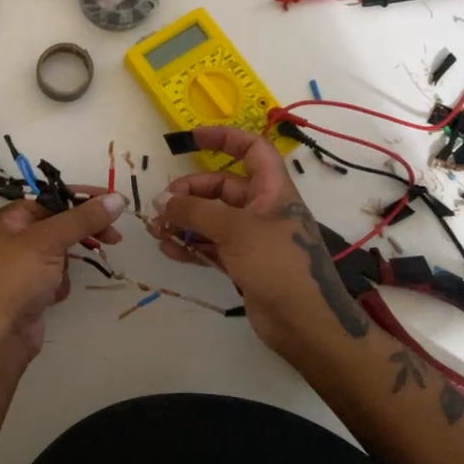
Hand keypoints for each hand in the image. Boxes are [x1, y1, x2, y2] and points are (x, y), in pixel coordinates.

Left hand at [0, 192, 125, 361]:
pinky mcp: (30, 288)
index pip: (53, 198)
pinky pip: (55, 275)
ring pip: (60, 251)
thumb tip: (117, 198)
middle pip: (59, 223)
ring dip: (67, 263)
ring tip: (65, 275)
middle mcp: (14, 236)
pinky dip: (60, 283)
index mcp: (10, 218)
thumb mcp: (49, 240)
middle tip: (114, 239)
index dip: (83, 198)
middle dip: (83, 232)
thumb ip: (83, 219)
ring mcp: (22, 264)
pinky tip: (52, 294)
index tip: (114, 202)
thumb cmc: (17, 278)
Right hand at [151, 127, 368, 354]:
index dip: (223, 138)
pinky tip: (169, 249)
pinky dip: (190, 244)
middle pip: (221, 187)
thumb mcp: (235, 230)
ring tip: (157, 229)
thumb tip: (163, 202)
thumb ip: (195, 211)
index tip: (191, 139)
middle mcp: (263, 210)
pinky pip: (211, 245)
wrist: (306, 325)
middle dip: (190, 193)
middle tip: (163, 206)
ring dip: (184, 220)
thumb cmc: (278, 265)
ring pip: (212, 218)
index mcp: (273, 191)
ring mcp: (253, 238)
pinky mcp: (243, 263)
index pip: (252, 150)